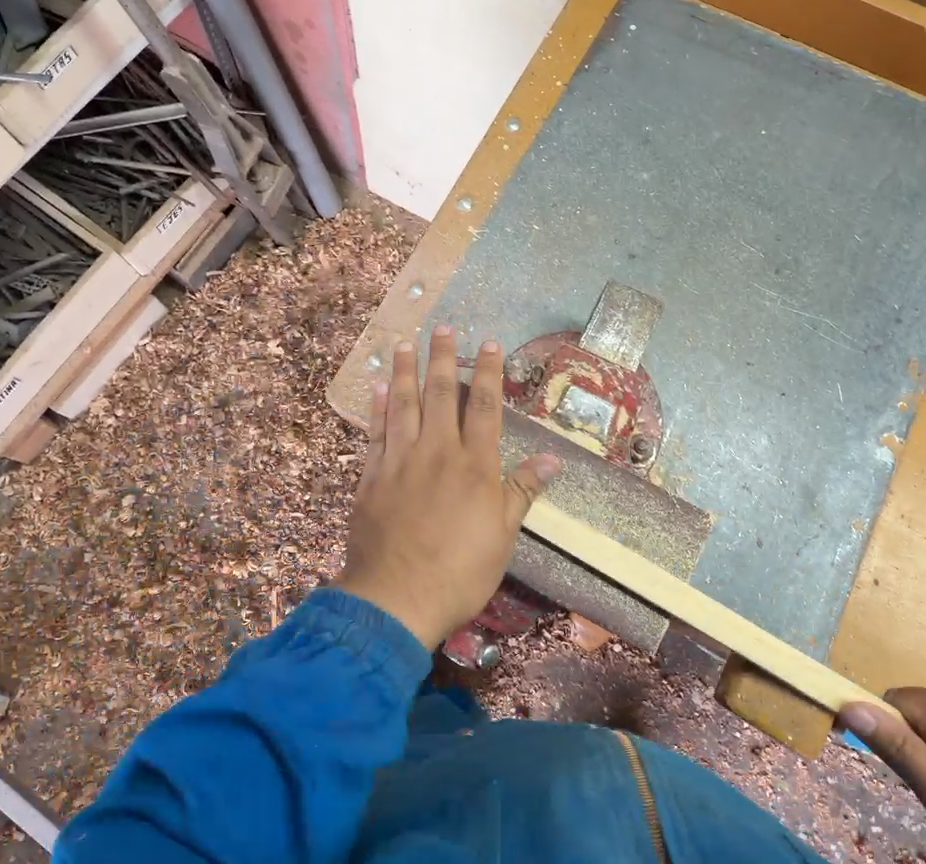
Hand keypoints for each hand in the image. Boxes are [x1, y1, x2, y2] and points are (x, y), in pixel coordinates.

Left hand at [336, 327, 560, 648]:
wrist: (397, 597)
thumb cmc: (461, 571)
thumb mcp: (503, 536)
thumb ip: (521, 491)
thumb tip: (553, 459)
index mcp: (475, 466)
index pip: (484, 408)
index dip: (487, 373)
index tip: (487, 344)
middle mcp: (437, 452)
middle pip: (441, 395)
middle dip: (443, 359)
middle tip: (442, 328)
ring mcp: (400, 461)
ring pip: (403, 405)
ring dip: (404, 372)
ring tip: (404, 343)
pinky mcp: (372, 477)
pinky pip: (375, 432)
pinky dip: (376, 407)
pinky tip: (376, 387)